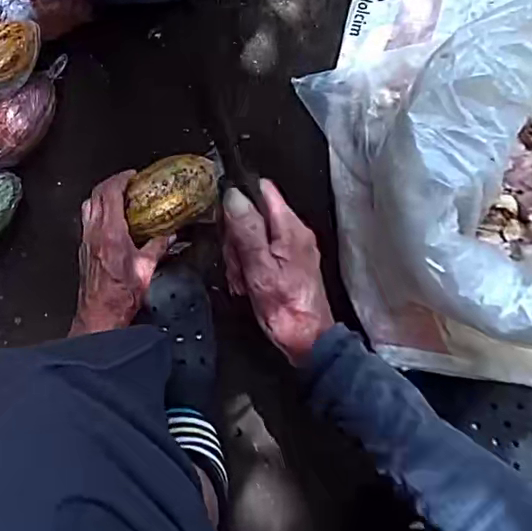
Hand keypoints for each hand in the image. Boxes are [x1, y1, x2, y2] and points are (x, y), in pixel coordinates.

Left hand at [72, 171, 172, 335]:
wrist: (99, 316)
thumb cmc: (119, 298)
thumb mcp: (146, 269)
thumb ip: (159, 247)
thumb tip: (170, 235)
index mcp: (110, 235)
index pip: (109, 194)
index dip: (120, 179)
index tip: (131, 176)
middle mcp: (94, 234)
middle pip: (94, 195)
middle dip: (109, 183)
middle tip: (125, 182)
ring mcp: (85, 241)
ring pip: (87, 206)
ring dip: (100, 196)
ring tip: (117, 196)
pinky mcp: (83, 250)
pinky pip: (87, 221)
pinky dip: (97, 211)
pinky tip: (109, 219)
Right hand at [222, 179, 331, 365]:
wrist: (307, 341)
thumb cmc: (286, 309)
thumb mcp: (259, 267)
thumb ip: (246, 230)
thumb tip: (234, 196)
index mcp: (290, 228)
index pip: (262, 189)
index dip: (238, 196)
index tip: (224, 216)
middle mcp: (294, 232)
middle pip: (252, 212)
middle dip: (234, 234)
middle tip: (235, 259)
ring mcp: (291, 247)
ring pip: (251, 232)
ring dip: (238, 253)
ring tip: (241, 276)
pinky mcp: (287, 261)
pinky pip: (258, 250)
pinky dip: (246, 263)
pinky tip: (246, 281)